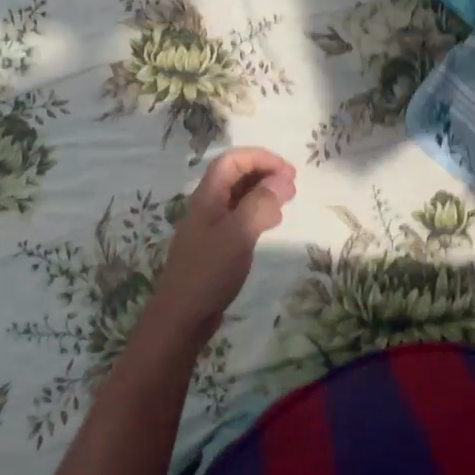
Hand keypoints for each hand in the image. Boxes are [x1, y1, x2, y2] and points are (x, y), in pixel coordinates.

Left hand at [144, 147, 297, 344]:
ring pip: (238, 196)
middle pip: (235, 175)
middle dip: (264, 173)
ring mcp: (209, 226)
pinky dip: (257, 212)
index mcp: (207, 196)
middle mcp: (207, 205)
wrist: (181, 317)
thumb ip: (260, 203)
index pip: (232, 160)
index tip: (288, 171)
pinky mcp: (215, 246)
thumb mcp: (238, 233)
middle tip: (292, 187)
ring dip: (263, 192)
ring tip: (286, 202)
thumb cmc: (209, 271)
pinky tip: (269, 224)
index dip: (260, 158)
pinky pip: (238, 216)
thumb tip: (282, 180)